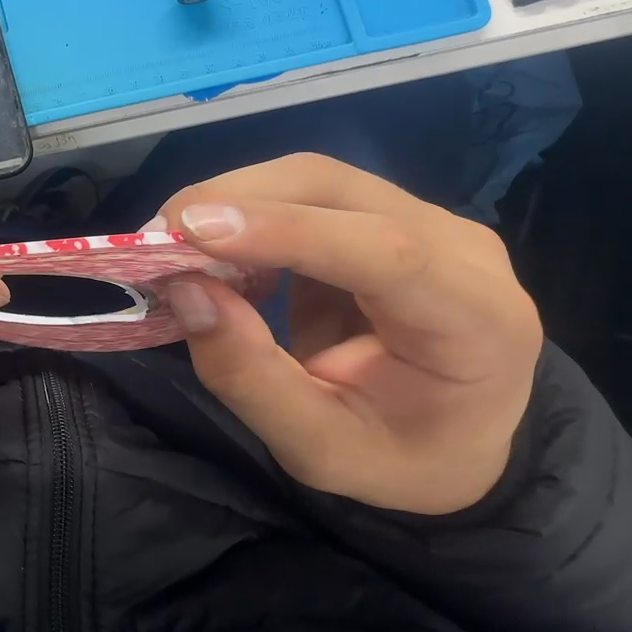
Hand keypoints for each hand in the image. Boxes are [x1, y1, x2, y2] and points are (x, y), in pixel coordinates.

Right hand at [158, 153, 542, 514]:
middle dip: (233, 200)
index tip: (190, 231)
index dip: (285, 232)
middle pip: (334, 190)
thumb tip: (185, 289)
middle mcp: (461, 249)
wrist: (454, 438)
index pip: (388, 253)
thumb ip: (251, 378)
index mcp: (477, 323)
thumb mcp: (319, 447)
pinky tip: (207, 243)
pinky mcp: (382, 211)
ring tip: (170, 241)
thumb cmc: (398, 454)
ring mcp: (424, 218)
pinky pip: (299, 190)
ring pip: (310, 177)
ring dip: (228, 198)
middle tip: (154, 236)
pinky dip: (239, 207)